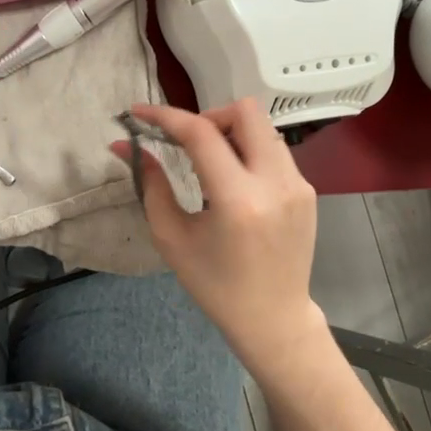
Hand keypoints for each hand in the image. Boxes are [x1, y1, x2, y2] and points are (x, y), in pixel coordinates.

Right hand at [115, 100, 319, 358]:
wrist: (272, 318)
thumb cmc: (214, 284)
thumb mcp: (172, 236)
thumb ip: (151, 184)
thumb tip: (124, 145)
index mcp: (237, 200)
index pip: (201, 134)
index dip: (165, 116)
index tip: (138, 113)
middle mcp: (274, 184)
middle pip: (245, 112)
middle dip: (208, 116)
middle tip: (187, 142)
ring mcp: (297, 185)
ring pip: (262, 127)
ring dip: (230, 133)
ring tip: (210, 164)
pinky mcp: (307, 190)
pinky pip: (274, 150)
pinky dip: (248, 152)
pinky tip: (233, 183)